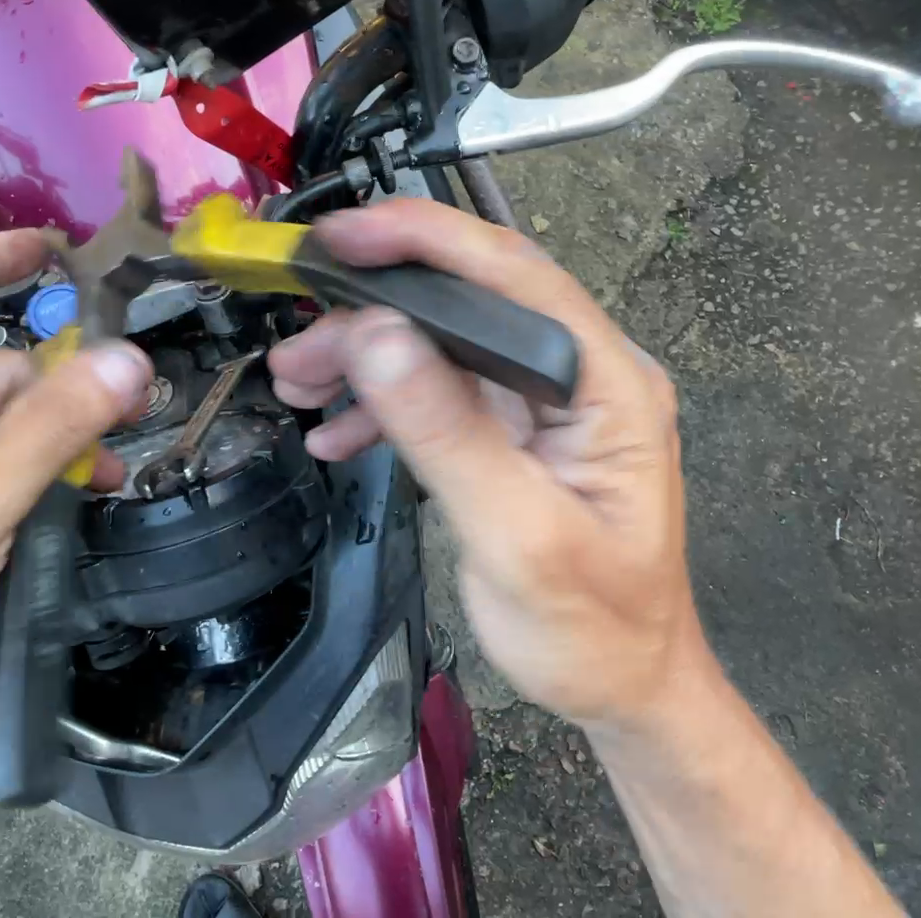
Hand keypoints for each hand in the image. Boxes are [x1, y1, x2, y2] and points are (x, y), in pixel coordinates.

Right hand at [269, 200, 698, 726]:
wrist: (621, 685)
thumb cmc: (592, 628)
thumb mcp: (518, 539)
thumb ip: (449, 435)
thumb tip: (377, 337)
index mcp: (608, 383)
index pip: (516, 276)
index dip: (426, 240)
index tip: (342, 236)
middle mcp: (580, 375)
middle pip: (470, 302)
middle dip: (376, 308)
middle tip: (300, 333)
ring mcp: (545, 402)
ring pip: (444, 343)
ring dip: (367, 355)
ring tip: (299, 381)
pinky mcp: (513, 430)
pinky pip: (440, 392)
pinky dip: (384, 403)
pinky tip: (337, 432)